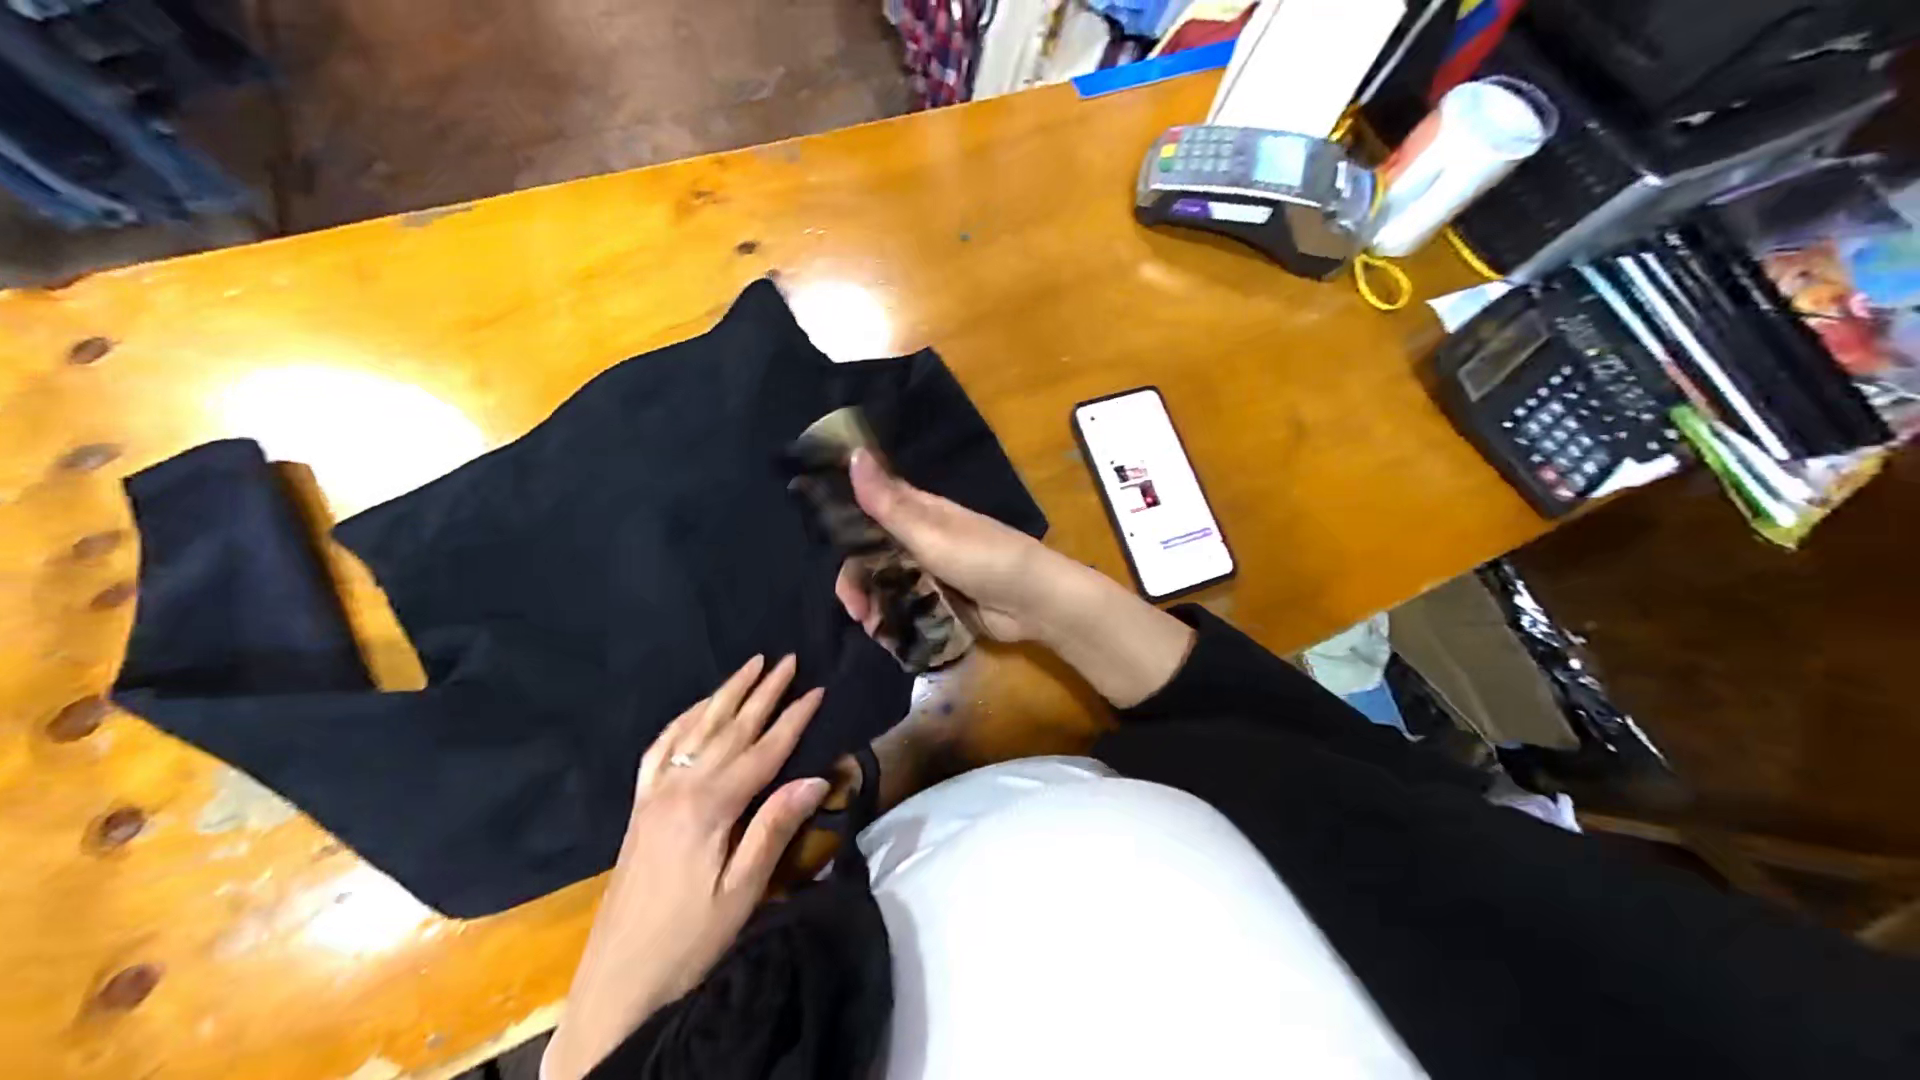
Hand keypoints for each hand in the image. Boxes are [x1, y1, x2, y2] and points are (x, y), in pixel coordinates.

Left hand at [545, 655, 830, 1079]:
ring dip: (725, 694)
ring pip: (696, 728)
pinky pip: (661, 748)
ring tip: (749, 666)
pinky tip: (696, 709)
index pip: (764, 750)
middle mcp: (679, 788)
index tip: (817, 688)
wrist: (618, 980)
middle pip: (730, 728)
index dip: (793, 719)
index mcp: (710, 807)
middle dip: (762, 692)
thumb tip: (817, 776)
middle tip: (786, 659)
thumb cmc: (690, 940)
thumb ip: (775, 827)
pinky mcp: (640, 806)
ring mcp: (654, 794)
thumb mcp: (743, 892)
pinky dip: (683, 720)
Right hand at [834, 449, 1073, 642]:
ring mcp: (931, 574)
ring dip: (874, 606)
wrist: (1032, 601)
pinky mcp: (941, 602)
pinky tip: (890, 636)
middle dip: (858, 583)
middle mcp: (920, 541)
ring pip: (887, 586)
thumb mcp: (929, 531)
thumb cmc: (981, 558)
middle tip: (856, 610)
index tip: (834, 562)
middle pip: (874, 558)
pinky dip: (894, 621)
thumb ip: (888, 502)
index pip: (868, 514)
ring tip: (874, 628)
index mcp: (918, 514)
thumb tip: (853, 452)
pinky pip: (907, 609)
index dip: (846, 534)